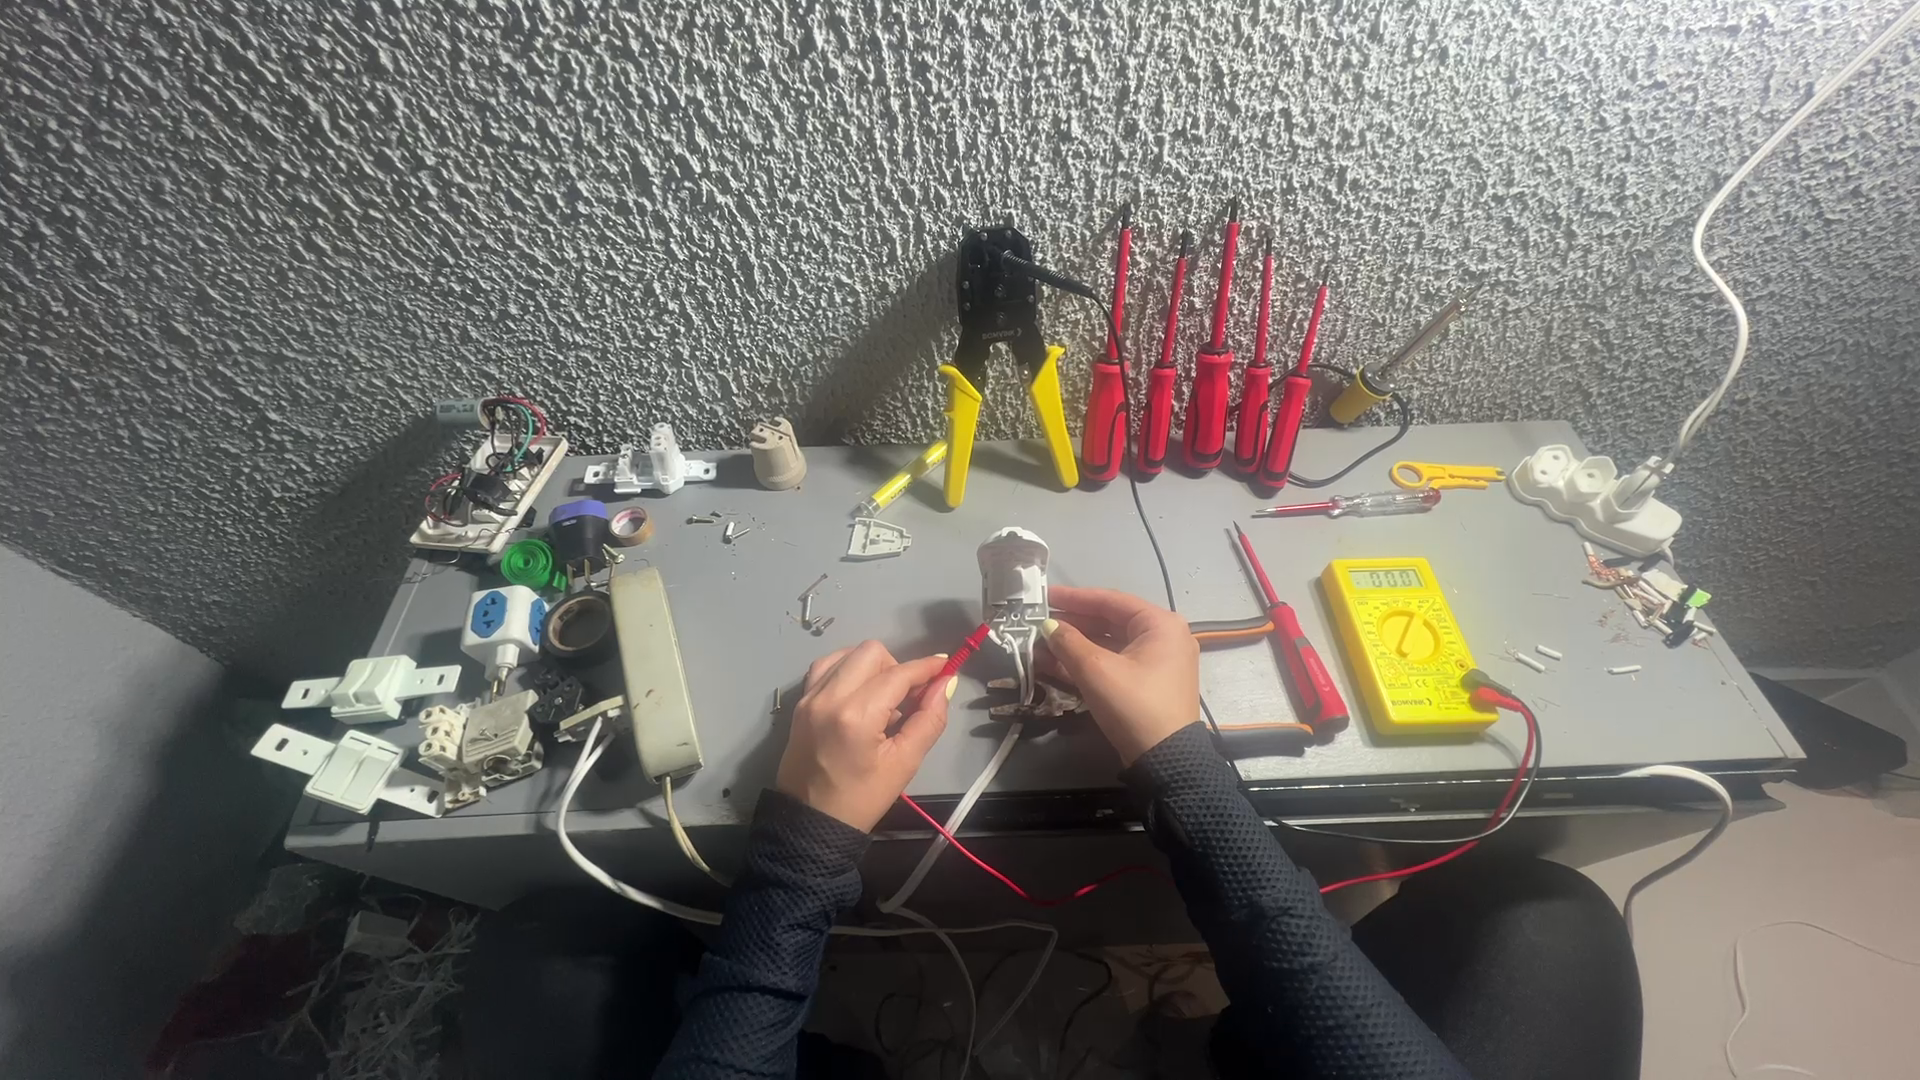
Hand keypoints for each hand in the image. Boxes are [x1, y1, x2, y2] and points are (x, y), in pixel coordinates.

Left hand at [776, 641, 953, 831]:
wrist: (809, 822)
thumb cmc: (861, 799)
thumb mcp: (904, 763)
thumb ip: (929, 719)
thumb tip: (946, 683)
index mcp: (856, 716)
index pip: (898, 674)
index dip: (926, 667)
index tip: (945, 665)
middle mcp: (829, 697)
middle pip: (872, 652)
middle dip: (897, 666)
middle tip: (908, 697)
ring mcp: (810, 696)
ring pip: (848, 652)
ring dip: (872, 666)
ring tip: (882, 698)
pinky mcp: (801, 700)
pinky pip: (827, 666)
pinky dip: (848, 669)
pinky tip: (859, 692)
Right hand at [1040, 586, 1199, 766]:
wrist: (1165, 762)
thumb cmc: (1134, 706)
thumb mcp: (1096, 671)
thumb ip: (1068, 642)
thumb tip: (1048, 627)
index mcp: (1160, 624)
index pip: (1110, 600)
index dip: (1074, 598)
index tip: (1045, 597)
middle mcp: (1163, 637)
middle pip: (1109, 622)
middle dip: (1071, 626)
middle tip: (1039, 625)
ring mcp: (1156, 662)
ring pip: (1108, 645)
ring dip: (1074, 646)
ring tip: (1039, 647)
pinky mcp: (1147, 684)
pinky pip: (1112, 664)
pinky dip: (1086, 663)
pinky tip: (1054, 664)